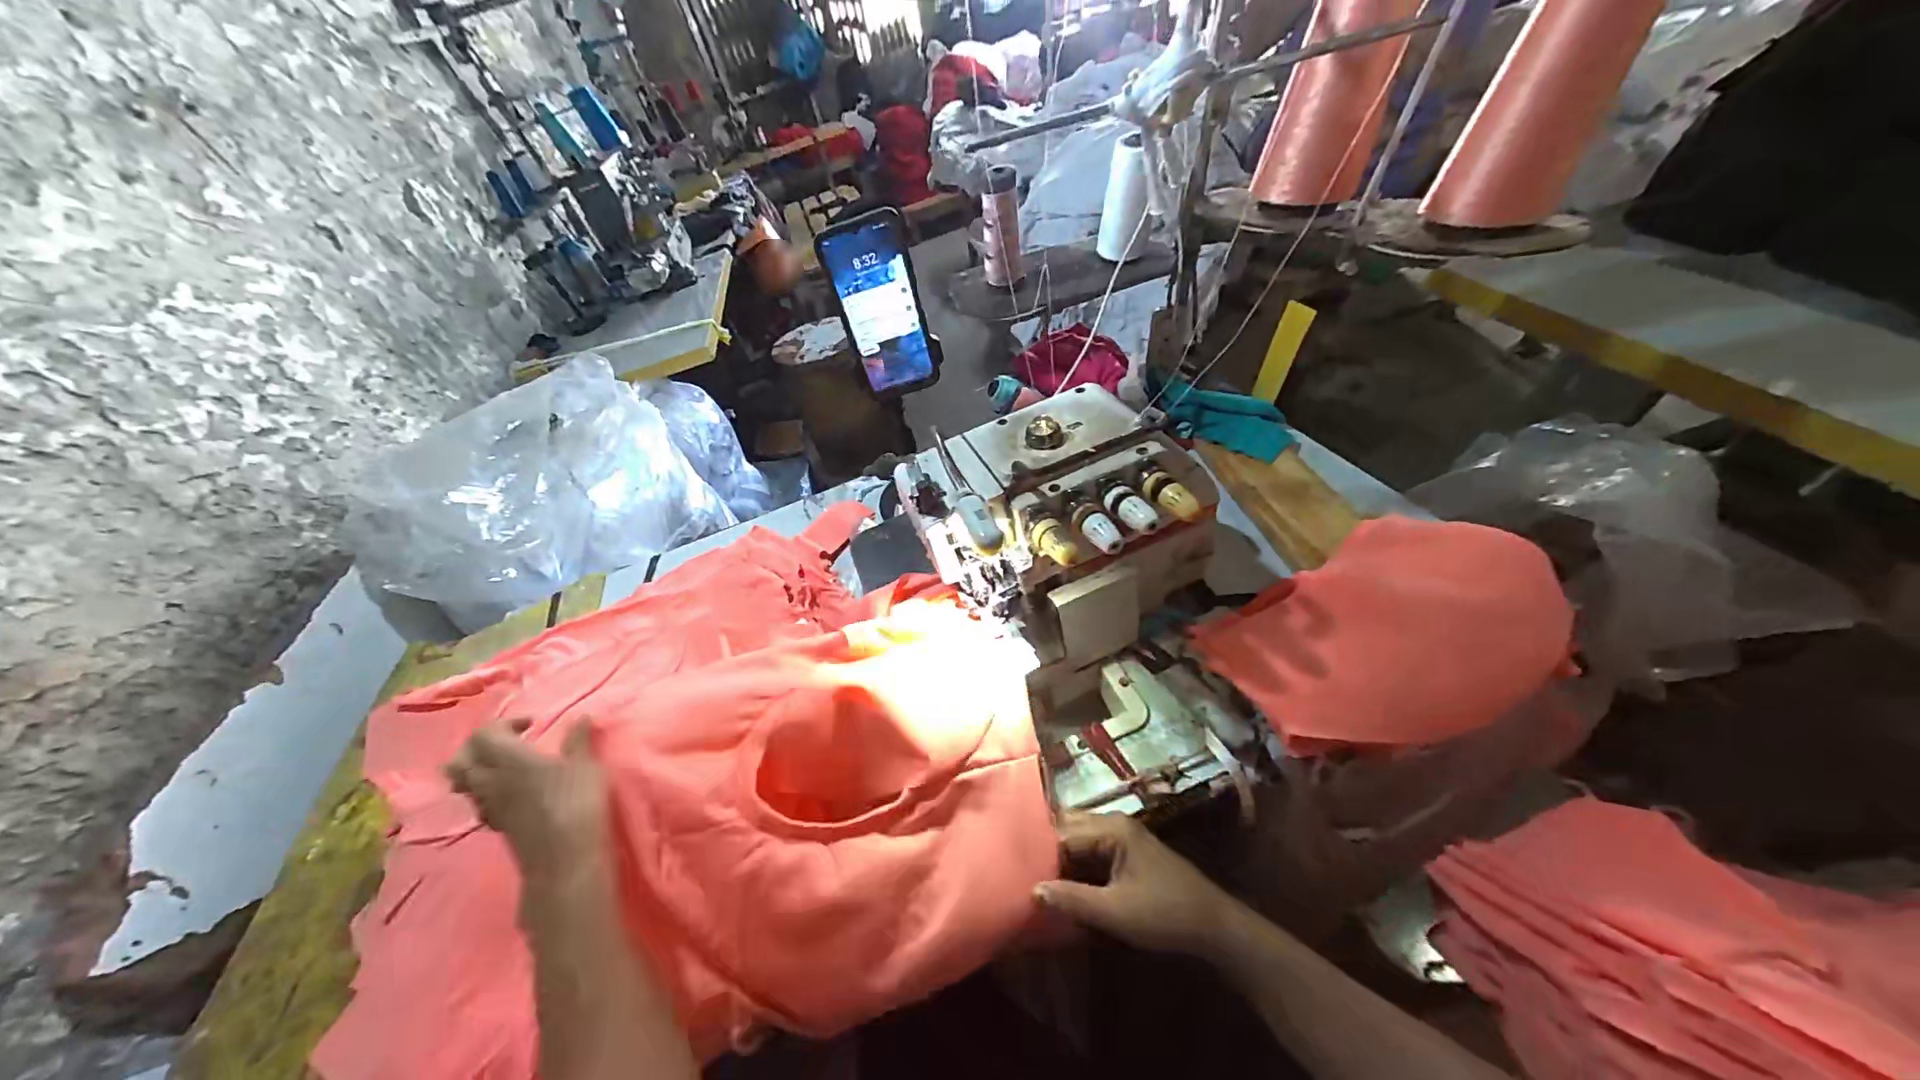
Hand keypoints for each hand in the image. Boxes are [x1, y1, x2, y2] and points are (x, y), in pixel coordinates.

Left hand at [446, 718, 609, 882]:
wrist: (563, 858)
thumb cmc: (576, 802)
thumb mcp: (586, 766)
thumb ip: (579, 741)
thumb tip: (581, 717)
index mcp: (508, 760)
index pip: (484, 734)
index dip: (504, 723)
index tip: (532, 725)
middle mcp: (489, 781)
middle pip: (459, 760)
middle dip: (477, 747)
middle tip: (506, 744)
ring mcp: (489, 807)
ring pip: (463, 784)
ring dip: (478, 770)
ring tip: (507, 767)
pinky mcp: (496, 825)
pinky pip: (478, 803)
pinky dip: (487, 792)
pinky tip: (511, 793)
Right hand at [1033, 812, 1242, 958]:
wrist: (1214, 926)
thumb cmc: (1165, 914)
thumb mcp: (1115, 912)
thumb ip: (1073, 900)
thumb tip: (1033, 890)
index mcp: (1112, 828)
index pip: (1061, 832)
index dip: (1037, 851)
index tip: (1013, 867)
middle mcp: (1114, 823)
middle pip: (1067, 829)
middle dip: (1044, 848)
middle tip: (1017, 868)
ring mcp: (1122, 836)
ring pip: (1078, 840)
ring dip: (1059, 858)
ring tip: (1031, 876)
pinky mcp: (1126, 853)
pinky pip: (1090, 850)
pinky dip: (1074, 864)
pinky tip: (1060, 883)